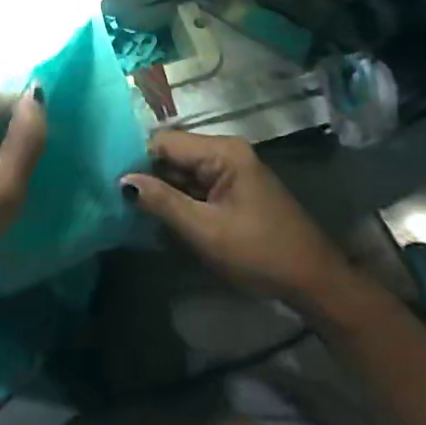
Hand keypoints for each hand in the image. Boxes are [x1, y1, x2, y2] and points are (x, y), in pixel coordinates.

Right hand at [121, 131, 355, 309]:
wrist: (314, 282)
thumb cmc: (260, 254)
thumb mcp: (206, 231)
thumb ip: (163, 202)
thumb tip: (123, 182)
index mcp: (222, 151)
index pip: (165, 142)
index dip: (137, 160)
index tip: (111, 183)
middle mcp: (225, 150)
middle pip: (172, 154)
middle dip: (147, 175)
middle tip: (117, 200)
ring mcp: (231, 169)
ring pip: (182, 170)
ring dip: (161, 190)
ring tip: (130, 209)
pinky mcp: (232, 187)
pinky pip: (195, 184)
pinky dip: (178, 199)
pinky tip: (159, 216)